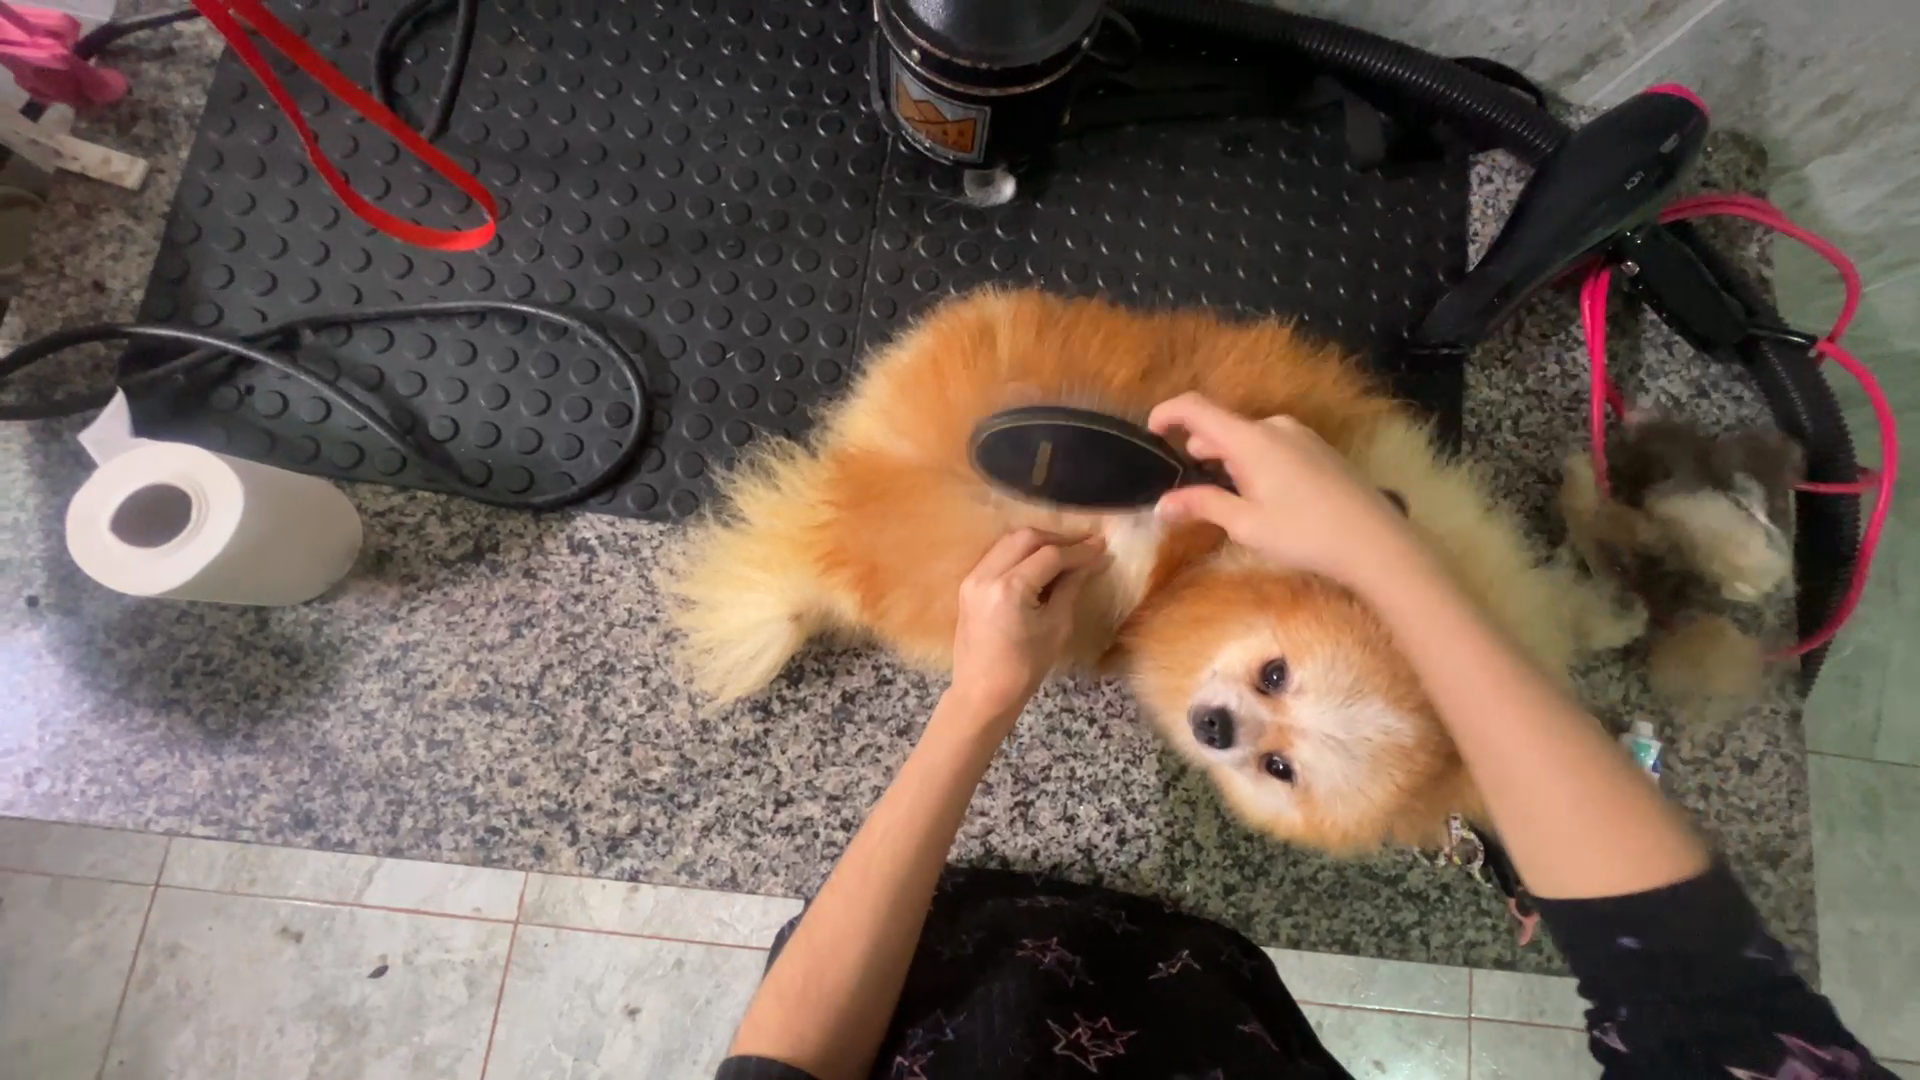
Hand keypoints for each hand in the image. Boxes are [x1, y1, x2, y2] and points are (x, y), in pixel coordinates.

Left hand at [948, 528, 1106, 724]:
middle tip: (1083, 547)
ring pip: (1008, 541)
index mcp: (1010, 589)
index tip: (1101, 546)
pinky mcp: (967, 585)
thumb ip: (1071, 587)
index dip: (1078, 549)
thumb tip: (1093, 561)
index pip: (1050, 556)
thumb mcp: (1056, 627)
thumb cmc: (1025, 668)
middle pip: (1026, 538)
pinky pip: (996, 555)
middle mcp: (986, 576)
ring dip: (1037, 542)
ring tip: (1063, 553)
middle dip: (1057, 539)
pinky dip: (1019, 552)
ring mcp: (972, 578)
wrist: (982, 692)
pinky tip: (1038, 563)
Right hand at [1148, 392, 1417, 585]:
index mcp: (1250, 439)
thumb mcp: (1245, 524)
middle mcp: (1274, 426)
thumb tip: (1161, 504)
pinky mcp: (1318, 448)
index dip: (1166, 414)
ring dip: (1227, 460)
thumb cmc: (1304, 534)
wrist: (1377, 543)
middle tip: (1190, 491)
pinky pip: (1270, 445)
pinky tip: (1263, 497)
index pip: (1196, 408)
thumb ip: (1201, 505)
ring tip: (1229, 499)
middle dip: (1198, 451)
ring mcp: (1300, 435)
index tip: (1149, 433)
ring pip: (1246, 438)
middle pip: (1221, 426)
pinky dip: (1253, 461)